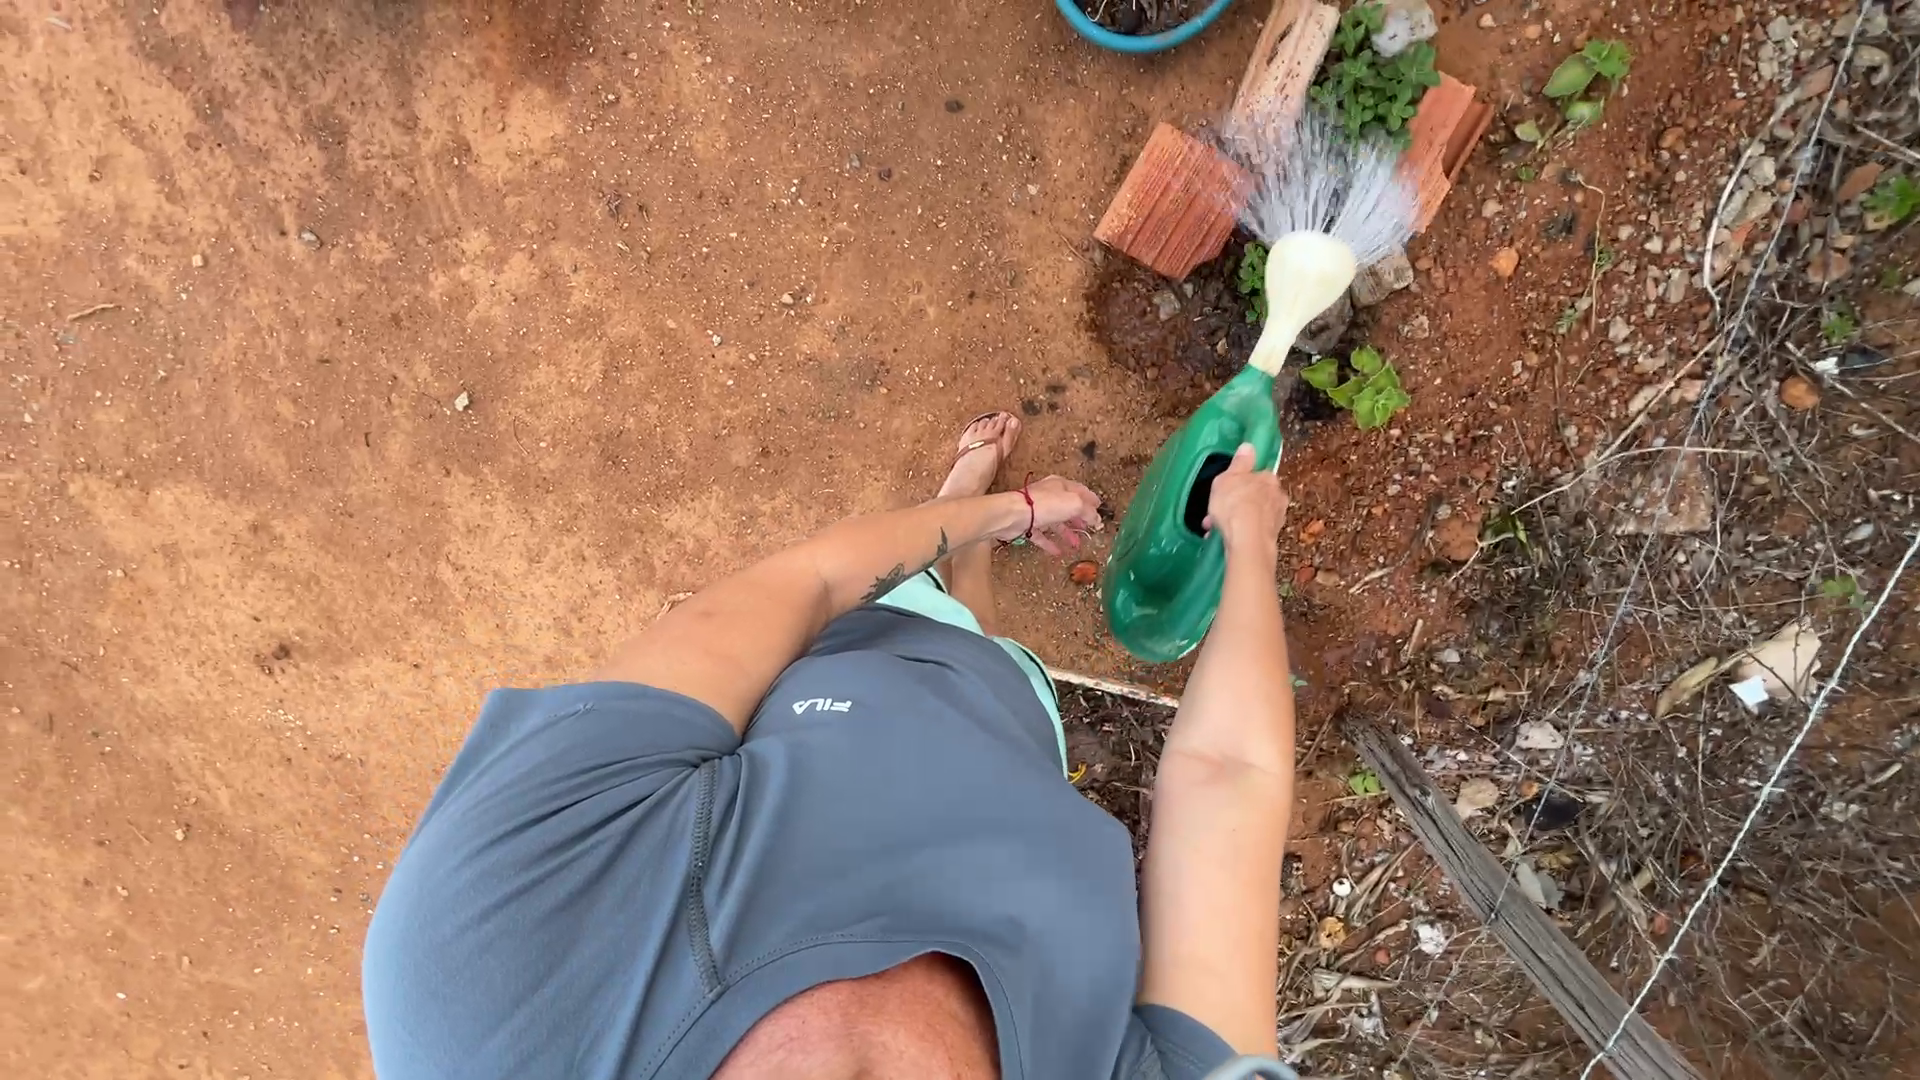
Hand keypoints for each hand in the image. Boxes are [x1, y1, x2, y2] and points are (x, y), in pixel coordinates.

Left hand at [997, 476, 1102, 554]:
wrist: (1013, 515)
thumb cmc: (1045, 505)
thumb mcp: (1074, 504)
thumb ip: (1088, 512)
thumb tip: (1097, 520)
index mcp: (1061, 486)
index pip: (1080, 491)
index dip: (1091, 499)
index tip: (1099, 507)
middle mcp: (1049, 496)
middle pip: (1068, 507)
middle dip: (1080, 518)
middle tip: (1090, 528)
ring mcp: (1037, 511)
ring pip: (1056, 522)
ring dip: (1067, 533)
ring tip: (1077, 545)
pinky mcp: (1027, 525)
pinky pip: (1042, 535)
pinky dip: (1050, 543)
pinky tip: (1058, 552)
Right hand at [1202, 444, 1287, 557]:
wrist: (1247, 540)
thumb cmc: (1235, 504)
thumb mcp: (1229, 477)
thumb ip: (1239, 463)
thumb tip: (1249, 446)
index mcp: (1268, 478)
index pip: (1257, 475)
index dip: (1240, 482)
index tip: (1226, 490)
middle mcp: (1277, 496)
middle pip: (1256, 496)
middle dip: (1238, 503)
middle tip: (1218, 511)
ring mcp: (1277, 518)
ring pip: (1254, 515)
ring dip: (1238, 519)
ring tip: (1217, 528)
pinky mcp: (1272, 537)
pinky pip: (1253, 531)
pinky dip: (1242, 533)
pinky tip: (1227, 537)